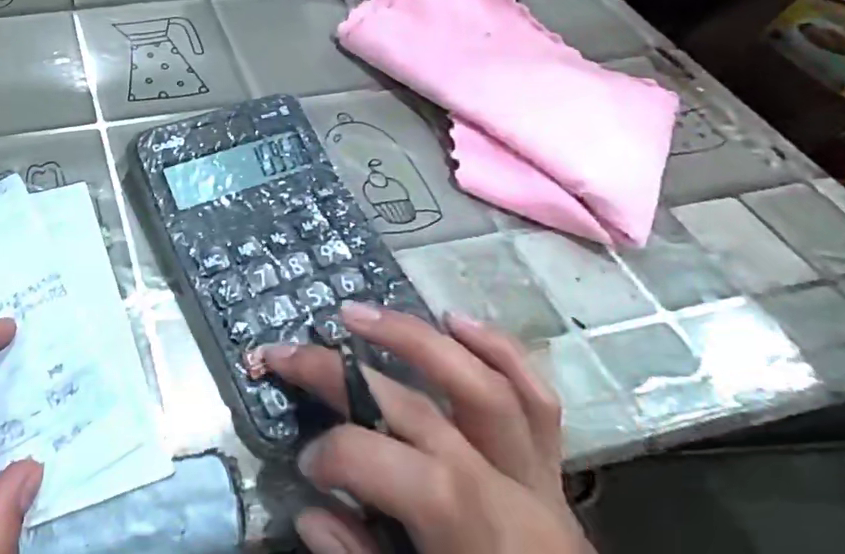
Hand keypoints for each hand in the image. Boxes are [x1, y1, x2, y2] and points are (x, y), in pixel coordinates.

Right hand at [258, 302, 593, 553]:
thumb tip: (312, 513)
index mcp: (475, 537)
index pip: (395, 469)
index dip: (338, 455)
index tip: (304, 465)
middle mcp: (510, 494)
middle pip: (419, 410)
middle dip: (344, 375)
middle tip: (290, 353)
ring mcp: (539, 477)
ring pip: (482, 384)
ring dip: (416, 339)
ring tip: (360, 313)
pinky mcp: (554, 471)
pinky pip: (536, 399)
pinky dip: (498, 351)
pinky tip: (456, 319)